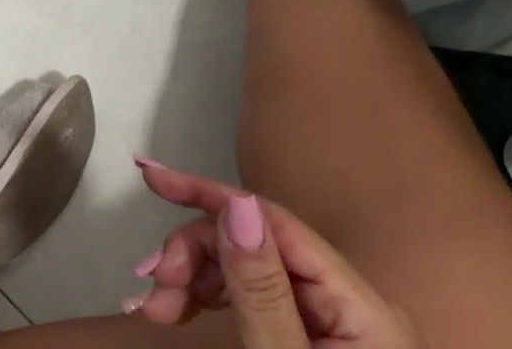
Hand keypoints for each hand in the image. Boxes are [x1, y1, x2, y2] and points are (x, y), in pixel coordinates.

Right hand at [127, 159, 422, 347]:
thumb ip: (263, 291)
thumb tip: (237, 205)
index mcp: (364, 306)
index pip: (274, 221)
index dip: (208, 192)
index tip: (147, 177)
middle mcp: (352, 301)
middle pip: (252, 242)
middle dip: (191, 254)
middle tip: (152, 286)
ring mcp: (333, 319)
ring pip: (241, 264)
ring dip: (189, 277)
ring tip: (154, 309)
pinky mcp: (311, 333)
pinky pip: (247, 292)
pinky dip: (203, 296)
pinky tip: (171, 308)